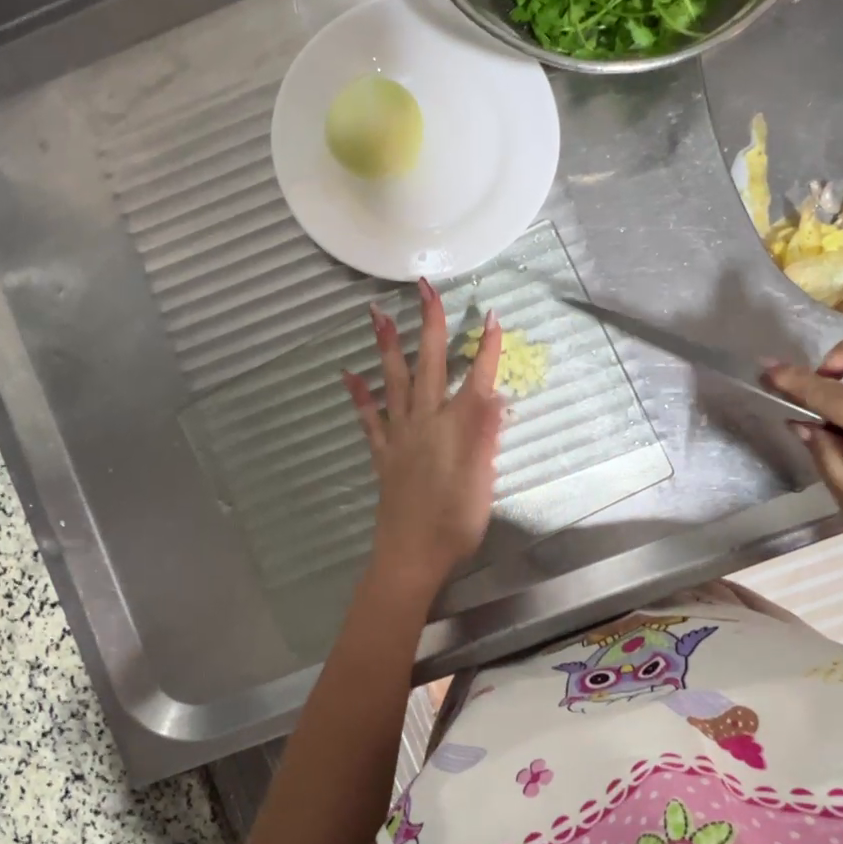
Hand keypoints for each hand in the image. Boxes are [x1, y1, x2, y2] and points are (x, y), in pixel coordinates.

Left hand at [342, 279, 504, 593]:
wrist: (411, 555)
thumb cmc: (454, 524)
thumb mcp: (482, 483)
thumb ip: (486, 436)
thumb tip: (494, 394)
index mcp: (457, 429)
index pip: (477, 381)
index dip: (487, 350)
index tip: (492, 316)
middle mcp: (426, 423)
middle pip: (429, 366)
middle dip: (429, 325)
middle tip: (424, 288)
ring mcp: (401, 437)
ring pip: (394, 382)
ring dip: (387, 346)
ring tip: (376, 313)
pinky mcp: (384, 455)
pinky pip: (369, 419)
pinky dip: (359, 395)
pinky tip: (347, 374)